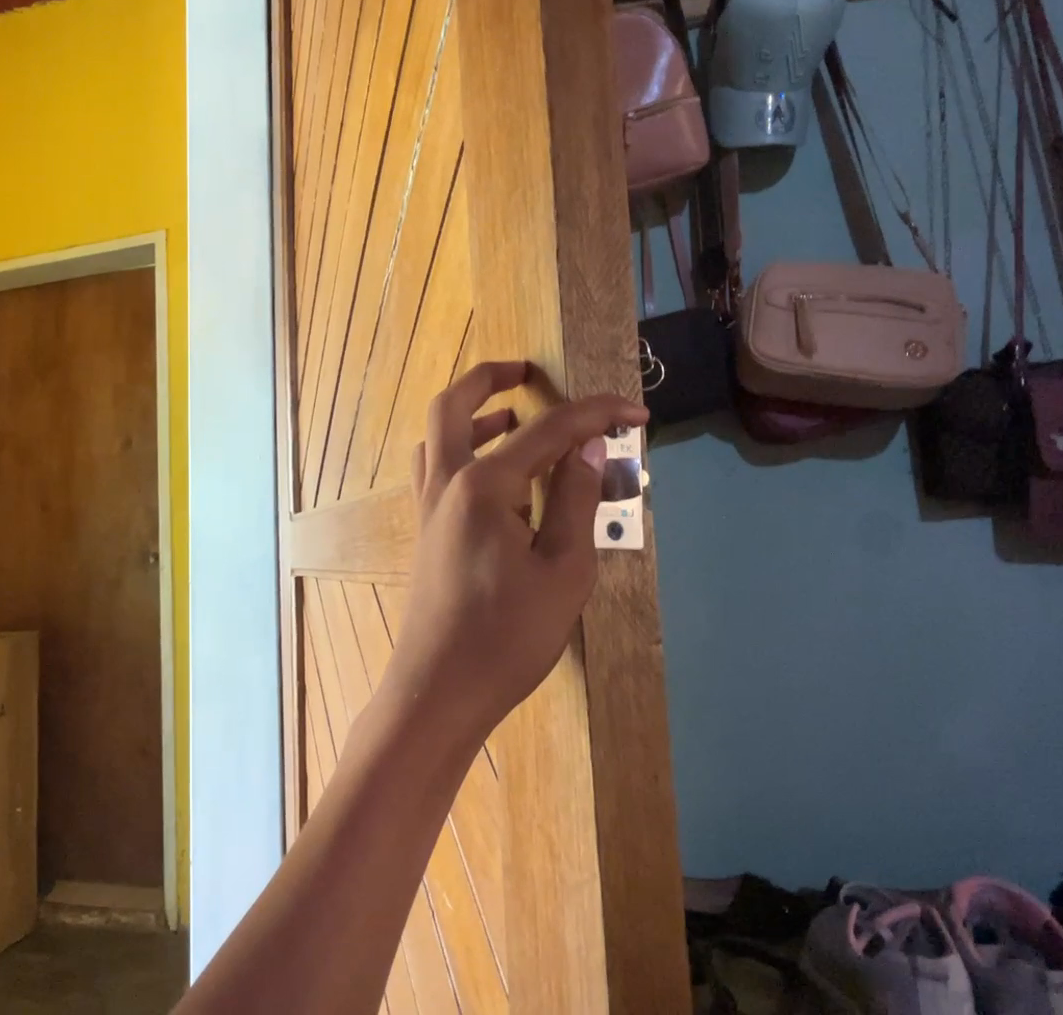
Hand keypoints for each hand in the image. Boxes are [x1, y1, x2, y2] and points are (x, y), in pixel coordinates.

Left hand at [382, 361, 648, 744]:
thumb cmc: (508, 636)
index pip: (547, 429)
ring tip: (513, 420)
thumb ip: (576, 500)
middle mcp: (446, 484)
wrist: (440, 689)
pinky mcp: (425, 533)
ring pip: (437, 436)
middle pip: (453, 405)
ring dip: (472, 415)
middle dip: (489, 378)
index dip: (596, 414)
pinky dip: (461, 451)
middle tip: (527, 372)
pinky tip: (497, 478)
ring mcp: (427, 508)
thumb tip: (589, 445)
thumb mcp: (564, 571)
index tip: (637, 414)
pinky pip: (436, 469)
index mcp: (483, 486)